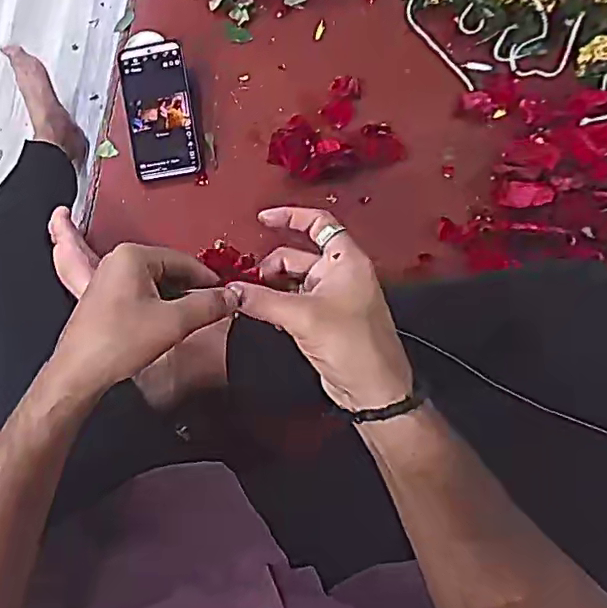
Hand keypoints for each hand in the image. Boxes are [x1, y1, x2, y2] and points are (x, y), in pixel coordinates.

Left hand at [45, 243, 239, 398]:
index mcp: (132, 256)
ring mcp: (108, 279)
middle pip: (169, 270)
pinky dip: (157, 307)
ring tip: (189, 321)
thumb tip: (230, 296)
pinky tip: (165, 327)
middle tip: (210, 309)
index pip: (183, 260)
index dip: (207, 279)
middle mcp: (117, 261)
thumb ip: (208, 305)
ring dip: (174, 300)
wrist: (79, 372)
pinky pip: (140, 294)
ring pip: (155, 283)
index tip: (224, 294)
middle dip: (190, 290)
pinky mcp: (104, 298)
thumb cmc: (116, 343)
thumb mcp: (174, 322)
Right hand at [228, 207, 413, 411]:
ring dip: (271, 286)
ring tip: (251, 296)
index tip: (264, 218)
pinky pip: (293, 300)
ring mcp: (332, 297)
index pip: (319, 223)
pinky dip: (276, 302)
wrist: (372, 391)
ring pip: (293, 280)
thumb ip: (263, 300)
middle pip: (298, 254)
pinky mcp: (323, 319)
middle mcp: (340, 274)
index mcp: (346, 261)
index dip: (291, 216)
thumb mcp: (303, 317)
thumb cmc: (356, 347)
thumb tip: (234, 290)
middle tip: (250, 279)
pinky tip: (261, 311)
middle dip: (272, 263)